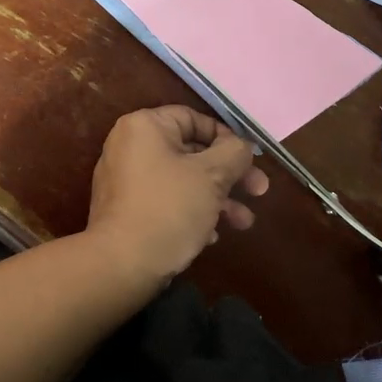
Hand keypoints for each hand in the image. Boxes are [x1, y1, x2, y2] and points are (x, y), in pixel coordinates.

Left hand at [84, 106, 268, 284]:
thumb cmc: (169, 208)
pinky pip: (165, 200)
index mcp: (145, 126)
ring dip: (216, 197)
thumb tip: (242, 145)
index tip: (250, 160)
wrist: (121, 263)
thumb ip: (233, 153)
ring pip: (181, 179)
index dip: (226, 137)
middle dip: (228, 174)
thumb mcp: (211, 176)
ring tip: (243, 223)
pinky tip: (212, 236)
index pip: (193, 118)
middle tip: (259, 192)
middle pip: (190, 151)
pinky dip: (190, 212)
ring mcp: (125, 178)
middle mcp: (130, 145)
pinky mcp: (126, 208)